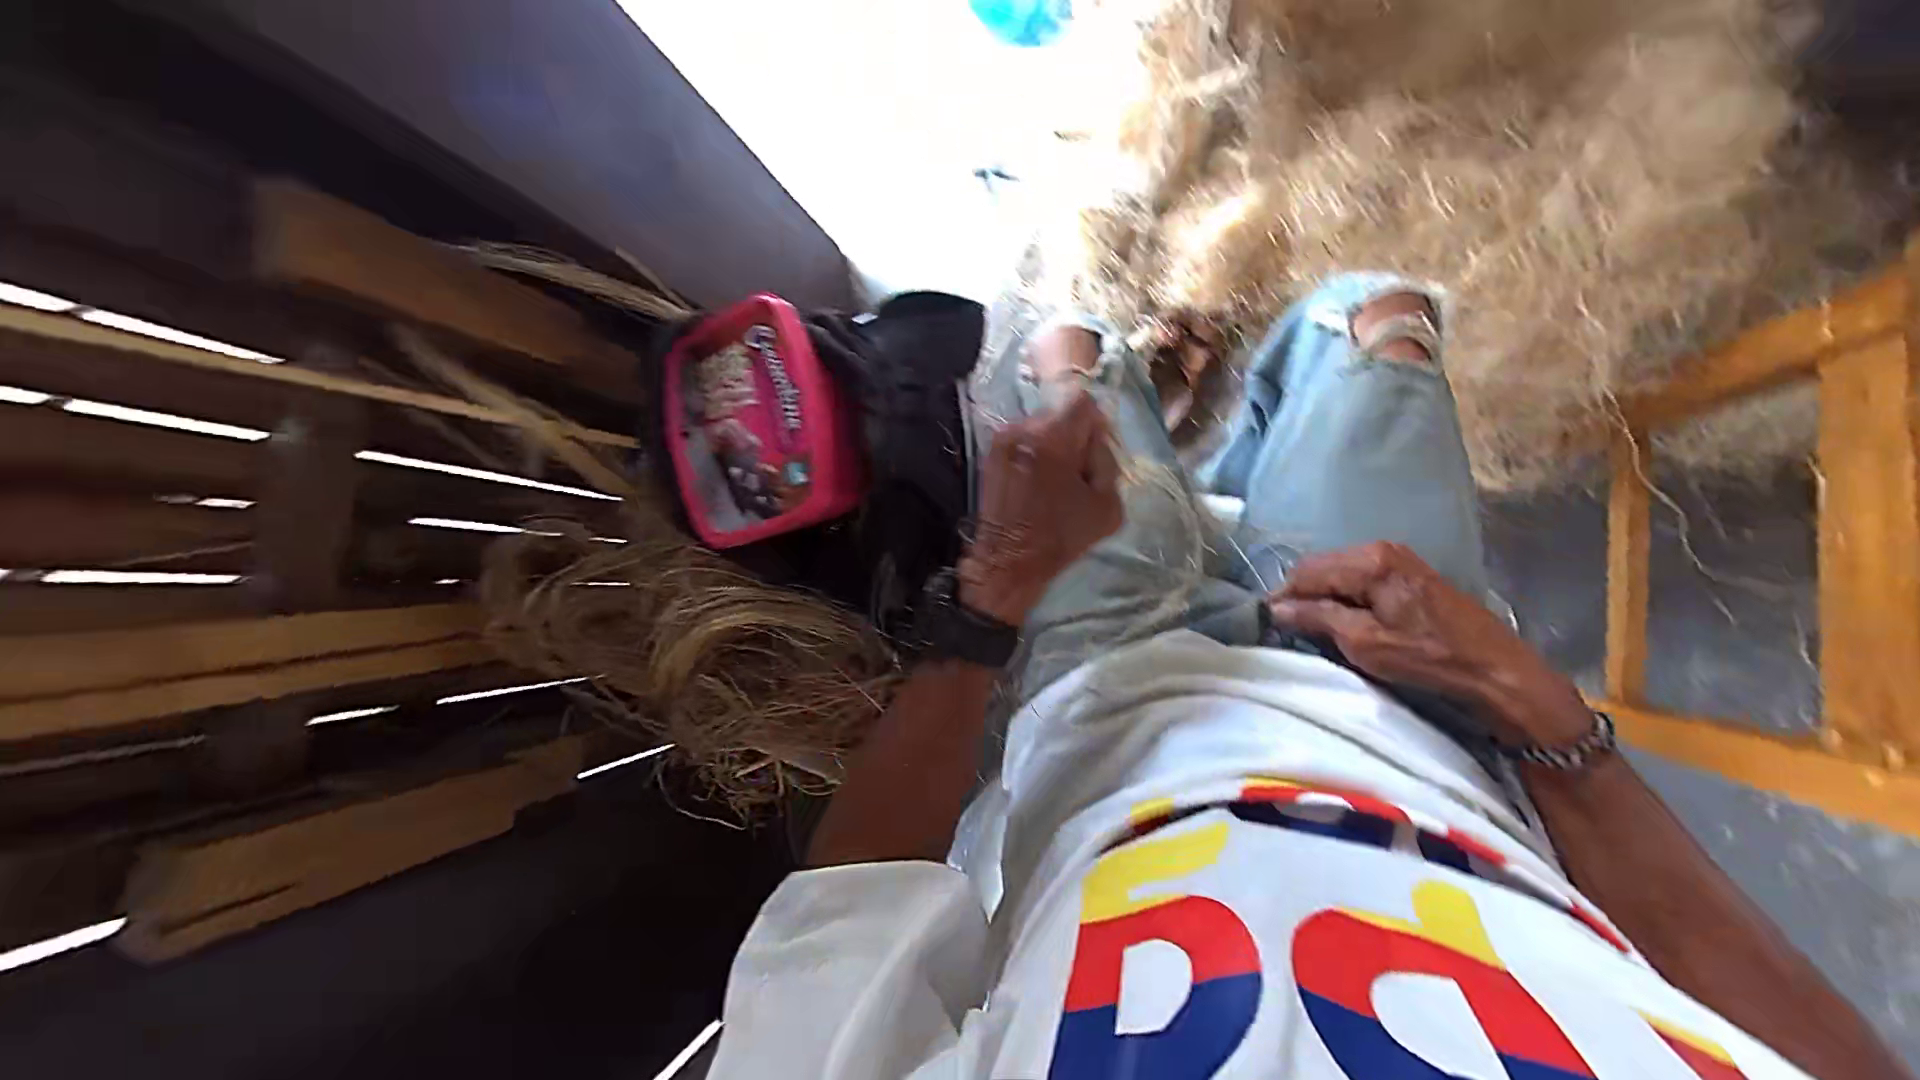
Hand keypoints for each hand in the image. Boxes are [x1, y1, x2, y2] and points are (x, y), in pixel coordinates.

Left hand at [959, 389, 1123, 624]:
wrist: (1007, 561)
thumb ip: (1107, 461)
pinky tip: (1035, 484)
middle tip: (1076, 470)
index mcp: (1053, 437)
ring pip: (1040, 428)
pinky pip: (1022, 443)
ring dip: (1052, 446)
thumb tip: (1095, 442)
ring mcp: (1002, 440)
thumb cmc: (1060, 536)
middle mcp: (1023, 429)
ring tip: (1053, 481)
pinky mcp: (989, 455)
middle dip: (1073, 437)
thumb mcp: (1107, 503)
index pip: (1083, 401)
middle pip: (1060, 414)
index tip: (1095, 450)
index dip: (1095, 424)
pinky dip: (1033, 456)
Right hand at [1266, 542, 1590, 745]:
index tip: (1268, 624)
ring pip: (1337, 572)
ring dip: (1321, 596)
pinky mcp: (1409, 573)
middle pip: (1319, 567)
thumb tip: (1276, 609)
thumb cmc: (1432, 660)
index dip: (1282, 598)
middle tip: (1290, 628)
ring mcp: (1398, 558)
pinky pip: (1357, 578)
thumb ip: (1316, 618)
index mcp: (1370, 561)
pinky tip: (1343, 619)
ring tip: (1314, 627)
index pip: (1304, 572)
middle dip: (1300, 595)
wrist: (1502, 675)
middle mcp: (1381, 549)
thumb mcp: (1365, 643)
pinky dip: (1343, 596)